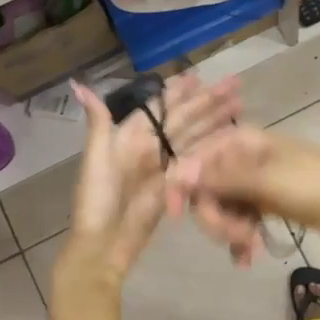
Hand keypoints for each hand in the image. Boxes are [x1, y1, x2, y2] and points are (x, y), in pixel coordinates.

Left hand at [55, 73, 242, 294]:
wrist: (104, 244)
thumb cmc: (97, 200)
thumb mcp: (96, 158)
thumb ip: (98, 122)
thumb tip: (79, 84)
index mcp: (130, 136)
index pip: (159, 107)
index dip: (178, 91)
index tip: (199, 75)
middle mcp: (149, 147)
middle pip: (183, 118)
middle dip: (208, 101)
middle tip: (235, 84)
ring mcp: (164, 167)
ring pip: (194, 136)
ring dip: (216, 120)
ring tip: (240, 104)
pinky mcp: (176, 186)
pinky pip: (198, 161)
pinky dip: (214, 148)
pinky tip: (232, 138)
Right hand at [166, 127, 319, 255]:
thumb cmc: (314, 183)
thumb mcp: (264, 180)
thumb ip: (219, 178)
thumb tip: (176, 174)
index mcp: (239, 141)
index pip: (194, 160)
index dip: (182, 187)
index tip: (176, 216)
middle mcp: (241, 158)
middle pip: (205, 189)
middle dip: (214, 217)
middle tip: (235, 237)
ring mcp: (252, 182)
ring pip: (220, 208)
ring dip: (229, 231)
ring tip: (250, 247)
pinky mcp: (263, 204)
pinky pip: (238, 221)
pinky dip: (240, 240)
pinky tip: (248, 258)